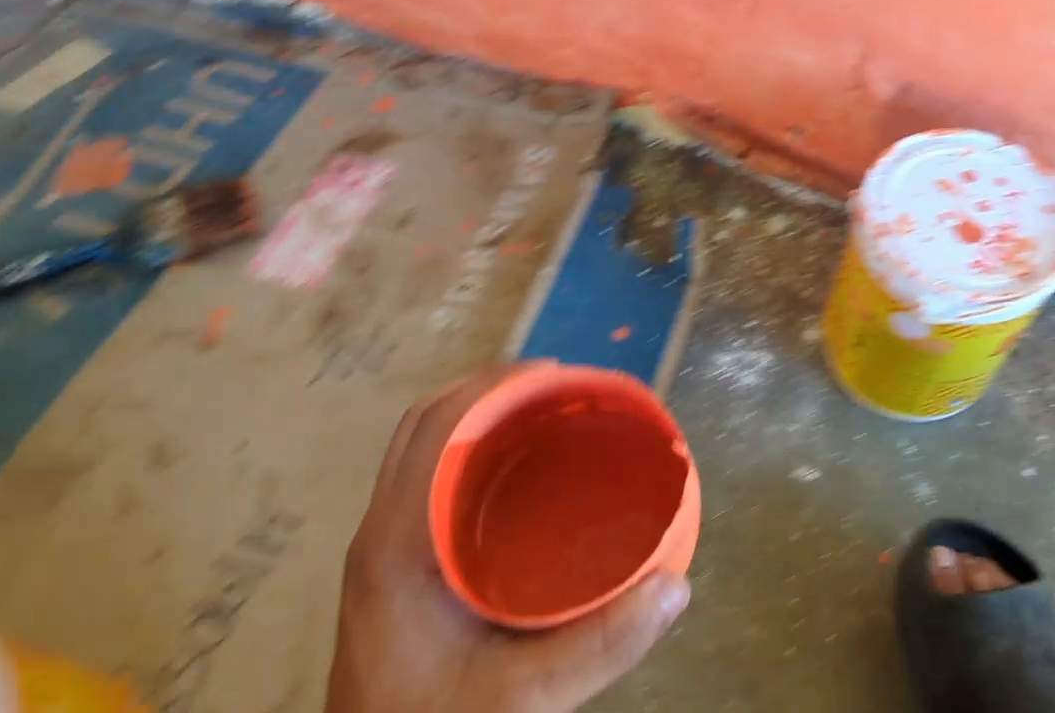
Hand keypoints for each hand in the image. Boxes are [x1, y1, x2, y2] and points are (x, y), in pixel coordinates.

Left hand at [327, 365, 690, 712]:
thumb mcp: (520, 699)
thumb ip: (598, 647)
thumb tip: (675, 585)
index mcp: (395, 543)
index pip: (433, 427)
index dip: (492, 384)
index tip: (556, 373)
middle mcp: (379, 533)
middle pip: (426, 427)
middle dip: (490, 391)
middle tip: (561, 391)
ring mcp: (381, 552)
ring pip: (422, 452)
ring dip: (477, 420)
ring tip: (545, 419)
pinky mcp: (393, 570)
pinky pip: (427, 483)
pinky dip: (469, 456)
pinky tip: (519, 479)